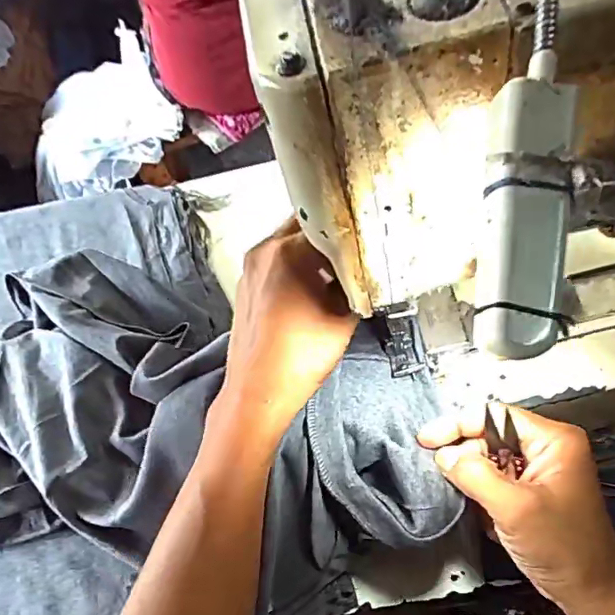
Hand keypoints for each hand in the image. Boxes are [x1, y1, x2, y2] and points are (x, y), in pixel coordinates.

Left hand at [220, 218, 358, 434]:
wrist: (257, 393)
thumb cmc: (297, 358)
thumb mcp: (343, 318)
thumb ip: (355, 286)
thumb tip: (360, 274)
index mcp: (287, 250)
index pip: (329, 221)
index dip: (353, 230)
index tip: (369, 239)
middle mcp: (263, 252)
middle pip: (305, 228)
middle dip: (331, 239)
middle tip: (355, 254)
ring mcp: (250, 270)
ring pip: (288, 246)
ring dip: (311, 254)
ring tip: (336, 275)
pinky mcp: (245, 290)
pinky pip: (274, 267)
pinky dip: (294, 271)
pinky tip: (311, 292)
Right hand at [418, 404, 614, 614]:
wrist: (587, 587)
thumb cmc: (562, 547)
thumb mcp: (513, 507)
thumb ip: (475, 475)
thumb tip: (444, 455)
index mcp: (553, 441)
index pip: (494, 416)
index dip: (457, 425)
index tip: (426, 441)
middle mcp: (546, 450)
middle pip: (488, 436)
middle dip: (462, 453)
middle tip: (440, 473)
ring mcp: (537, 473)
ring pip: (487, 460)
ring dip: (468, 475)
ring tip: (458, 494)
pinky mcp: (528, 493)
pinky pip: (493, 481)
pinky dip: (478, 492)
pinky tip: (478, 510)